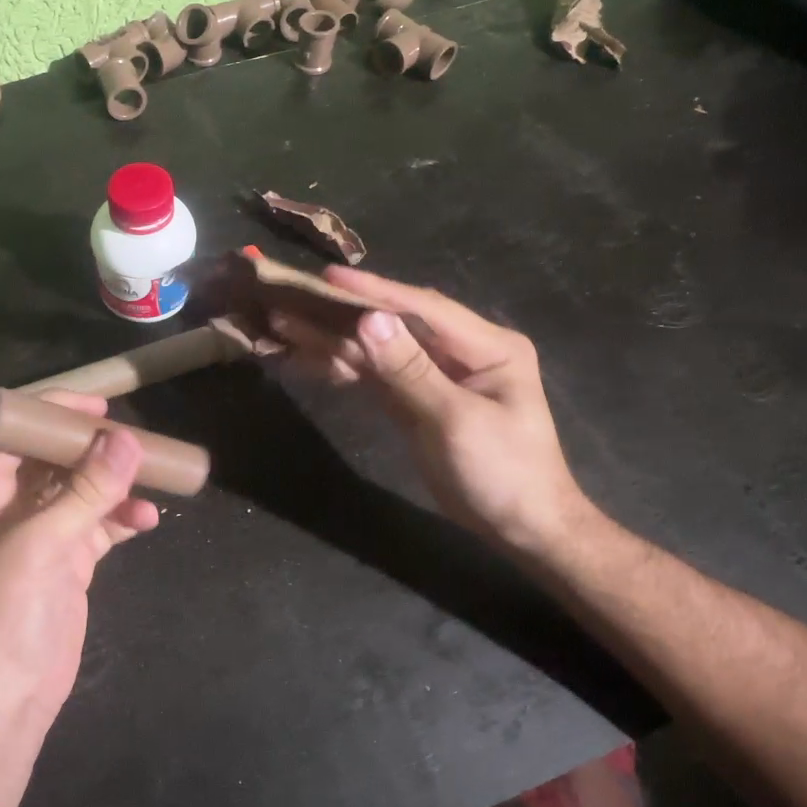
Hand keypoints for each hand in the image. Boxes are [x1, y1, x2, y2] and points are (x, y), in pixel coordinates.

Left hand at [0, 391, 159, 736]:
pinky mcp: (68, 563)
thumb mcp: (40, 547)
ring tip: (153, 479)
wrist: (4, 704)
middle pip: (53, 459)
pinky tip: (149, 518)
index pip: (11, 434)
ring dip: (115, 482)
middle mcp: (10, 508)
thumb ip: (84, 493)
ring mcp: (42, 535)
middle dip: (92, 446)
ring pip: (82, 490)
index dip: (48, 412)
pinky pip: (100, 525)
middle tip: (136, 438)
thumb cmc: (1, 618)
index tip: (96, 406)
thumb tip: (124, 440)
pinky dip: (123, 517)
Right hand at [269, 267, 587, 550]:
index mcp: (486, 345)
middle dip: (343, 314)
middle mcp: (460, 351)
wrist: (521, 528)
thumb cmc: (503, 471)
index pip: (423, 307)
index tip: (327, 278)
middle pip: (395, 324)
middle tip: (292, 299)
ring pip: (378, 350)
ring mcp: (436, 376)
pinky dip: (343, 369)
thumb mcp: (456, 419)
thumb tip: (369, 321)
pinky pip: (375, 377)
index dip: (375, 292)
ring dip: (334, 341)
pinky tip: (306, 358)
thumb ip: (409, 370)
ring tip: (285, 325)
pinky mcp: (415, 401)